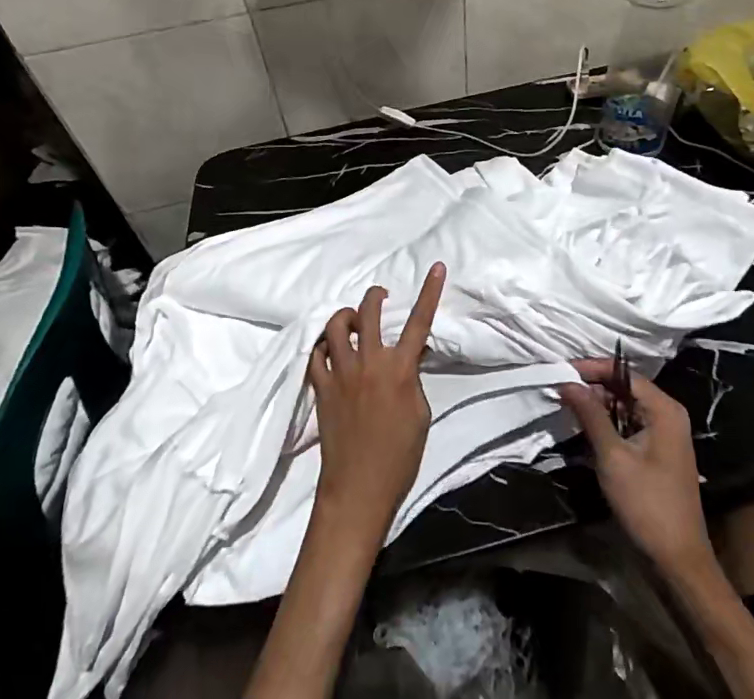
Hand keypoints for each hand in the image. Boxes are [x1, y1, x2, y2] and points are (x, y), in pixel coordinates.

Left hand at [307, 264, 446, 541]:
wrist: (359, 487)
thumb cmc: (400, 455)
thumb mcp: (420, 414)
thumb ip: (415, 379)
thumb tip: (412, 355)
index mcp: (400, 369)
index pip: (419, 322)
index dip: (430, 292)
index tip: (437, 267)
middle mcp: (369, 363)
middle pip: (368, 314)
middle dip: (375, 296)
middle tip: (380, 296)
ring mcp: (340, 374)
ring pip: (335, 328)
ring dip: (345, 316)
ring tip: (351, 320)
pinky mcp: (320, 388)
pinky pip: (316, 355)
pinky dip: (323, 346)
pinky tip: (330, 350)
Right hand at [560, 358, 713, 576]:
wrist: (677, 557)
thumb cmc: (646, 504)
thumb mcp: (613, 457)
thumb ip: (591, 415)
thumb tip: (569, 382)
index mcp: (664, 409)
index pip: (625, 374)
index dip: (592, 369)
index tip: (562, 370)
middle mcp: (668, 415)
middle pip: (625, 389)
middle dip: (593, 388)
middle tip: (559, 389)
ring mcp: (664, 434)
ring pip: (625, 408)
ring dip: (598, 407)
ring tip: (565, 406)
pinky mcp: (657, 452)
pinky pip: (629, 426)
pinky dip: (607, 425)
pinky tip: (584, 429)